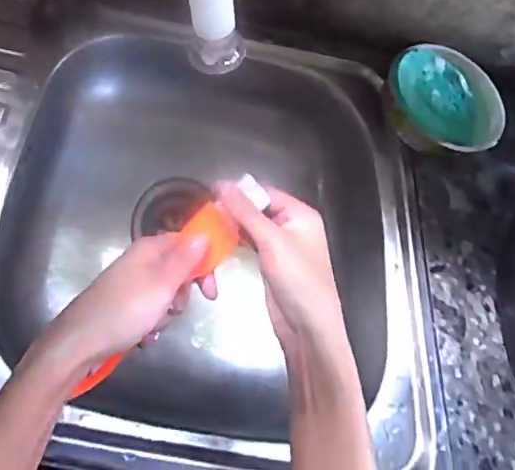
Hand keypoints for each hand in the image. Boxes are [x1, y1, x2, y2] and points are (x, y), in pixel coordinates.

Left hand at [38, 232, 211, 369]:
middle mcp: (141, 260)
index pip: (187, 243)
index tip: (210, 292)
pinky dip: (151, 323)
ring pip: (166, 293)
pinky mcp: (125, 304)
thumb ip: (186, 259)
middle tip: (175, 309)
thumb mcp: (163, 284)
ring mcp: (132, 282)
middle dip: (182, 294)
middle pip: (178, 269)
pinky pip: (150, 310)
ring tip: (153, 325)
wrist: (81, 341)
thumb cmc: (126, 309)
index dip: (202, 264)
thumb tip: (204, 232)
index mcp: (150, 248)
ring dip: (166, 313)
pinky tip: (143, 337)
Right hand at [214, 181, 349, 352]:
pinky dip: (236, 241)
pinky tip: (219, 241)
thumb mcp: (271, 241)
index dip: (240, 192)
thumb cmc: (298, 279)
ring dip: (233, 226)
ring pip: (252, 227)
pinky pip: (251, 244)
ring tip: (208, 225)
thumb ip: (245, 212)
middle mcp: (292, 226)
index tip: (211, 192)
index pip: (265, 193)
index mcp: (300, 214)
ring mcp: (281, 246)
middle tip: (205, 211)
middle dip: (234, 209)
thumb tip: (221, 183)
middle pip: (257, 209)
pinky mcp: (271, 264)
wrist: (309, 331)